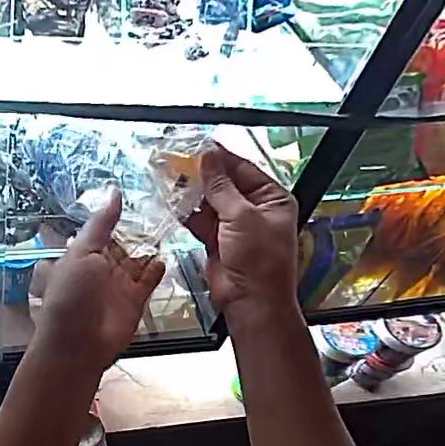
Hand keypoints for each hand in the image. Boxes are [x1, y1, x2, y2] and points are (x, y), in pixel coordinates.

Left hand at [35, 189, 165, 372]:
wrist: (77, 344)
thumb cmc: (70, 297)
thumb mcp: (81, 253)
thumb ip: (100, 224)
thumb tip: (115, 193)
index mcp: (83, 256)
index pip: (103, 232)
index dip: (118, 217)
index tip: (140, 195)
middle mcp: (101, 270)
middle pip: (124, 244)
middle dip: (139, 230)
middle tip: (163, 206)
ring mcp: (118, 286)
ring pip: (138, 260)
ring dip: (151, 246)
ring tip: (170, 225)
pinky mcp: (134, 301)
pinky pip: (149, 280)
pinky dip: (157, 269)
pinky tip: (166, 255)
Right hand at [185, 145, 298, 311]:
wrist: (250, 299)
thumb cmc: (260, 261)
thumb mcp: (241, 216)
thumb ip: (221, 187)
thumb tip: (209, 159)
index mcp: (272, 198)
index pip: (243, 169)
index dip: (221, 157)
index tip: (199, 146)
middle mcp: (254, 209)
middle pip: (224, 184)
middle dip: (203, 176)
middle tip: (179, 162)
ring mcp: (234, 226)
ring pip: (209, 203)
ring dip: (192, 194)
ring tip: (172, 181)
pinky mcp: (217, 240)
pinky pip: (200, 221)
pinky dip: (187, 214)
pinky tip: (175, 205)